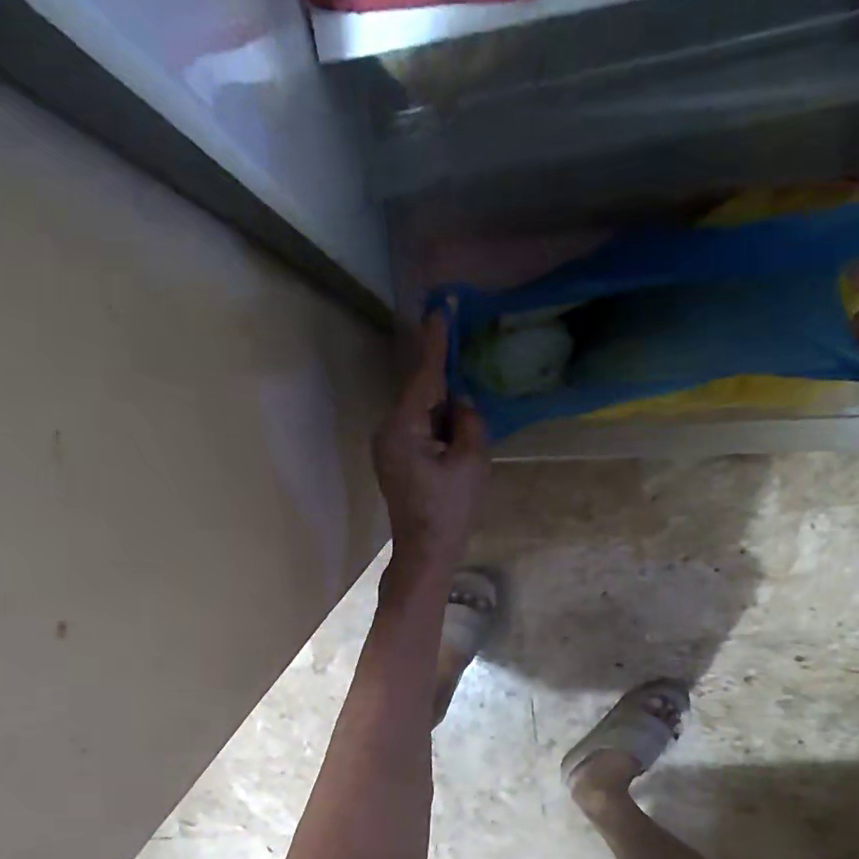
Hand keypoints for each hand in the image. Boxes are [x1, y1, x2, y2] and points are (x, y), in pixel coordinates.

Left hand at [372, 313, 488, 570]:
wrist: (425, 552)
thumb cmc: (450, 511)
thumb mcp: (471, 462)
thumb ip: (469, 421)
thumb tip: (459, 401)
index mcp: (404, 428)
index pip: (424, 376)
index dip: (436, 341)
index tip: (440, 306)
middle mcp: (387, 429)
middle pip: (421, 390)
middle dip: (444, 372)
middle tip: (460, 340)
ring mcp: (387, 444)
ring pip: (420, 408)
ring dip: (442, 400)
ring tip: (465, 395)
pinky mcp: (394, 456)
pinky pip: (418, 424)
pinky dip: (436, 418)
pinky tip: (455, 421)